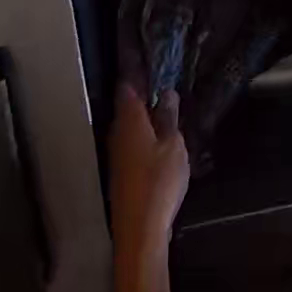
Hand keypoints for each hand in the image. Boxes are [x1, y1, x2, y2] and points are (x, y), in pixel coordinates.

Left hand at [109, 84, 189, 258]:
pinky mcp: (121, 173)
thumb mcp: (173, 145)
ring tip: (166, 108)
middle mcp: (117, 134)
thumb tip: (166, 93)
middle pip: (126, 106)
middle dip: (143, 94)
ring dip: (144, 116)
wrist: (140, 231)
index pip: (128, 87)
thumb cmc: (159, 182)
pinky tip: (159, 140)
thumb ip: (168, 118)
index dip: (137, 72)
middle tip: (164, 83)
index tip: (150, 59)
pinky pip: (132, 143)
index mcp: (129, 121)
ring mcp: (117, 155)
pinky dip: (144, 135)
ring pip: (129, 125)